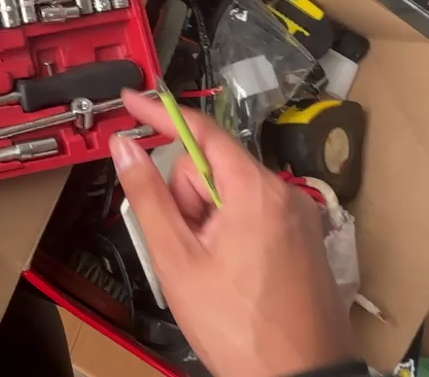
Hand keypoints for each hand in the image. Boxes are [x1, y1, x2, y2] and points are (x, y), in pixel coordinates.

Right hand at [112, 90, 353, 376]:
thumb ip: (146, 194)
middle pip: (210, 167)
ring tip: (208, 265)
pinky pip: (250, 212)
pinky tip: (226, 267)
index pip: (200, 130)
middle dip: (187, 198)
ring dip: (206, 218)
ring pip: (228, 191)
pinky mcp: (304, 240)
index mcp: (256, 192)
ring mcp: (299, 219)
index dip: (159, 112)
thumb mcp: (177, 258)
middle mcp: (284, 196)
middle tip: (185, 244)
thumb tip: (124, 146)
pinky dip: (228, 228)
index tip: (130, 100)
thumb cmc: (241, 329)